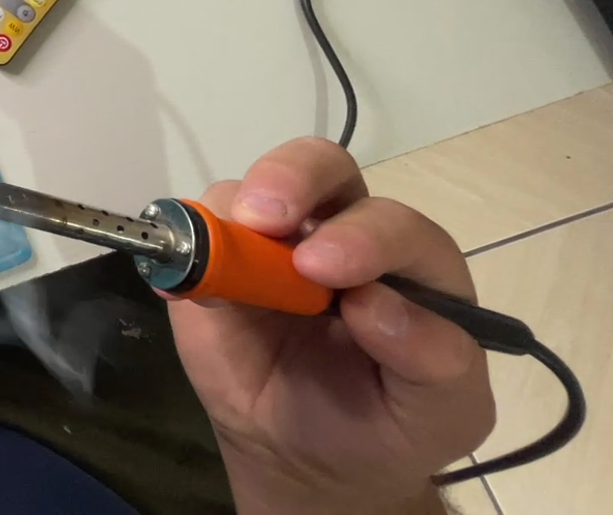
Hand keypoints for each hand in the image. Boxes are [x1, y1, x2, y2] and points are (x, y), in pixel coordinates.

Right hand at [167, 139, 494, 514]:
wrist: (294, 449)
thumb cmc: (378, 424)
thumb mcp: (438, 414)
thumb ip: (434, 362)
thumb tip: (376, 304)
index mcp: (407, 266)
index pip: (395, 223)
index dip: (362, 235)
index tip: (321, 269)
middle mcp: (335, 233)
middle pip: (321, 166)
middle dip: (288, 176)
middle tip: (261, 218)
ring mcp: (264, 240)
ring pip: (242, 191)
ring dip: (226, 214)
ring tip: (214, 264)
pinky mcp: (208, 255)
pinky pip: (186, 228)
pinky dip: (177, 246)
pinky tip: (179, 286)